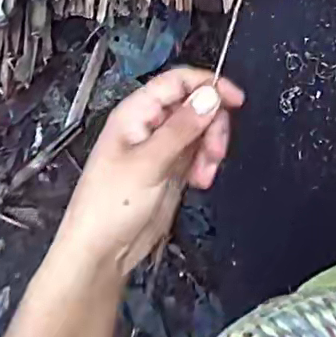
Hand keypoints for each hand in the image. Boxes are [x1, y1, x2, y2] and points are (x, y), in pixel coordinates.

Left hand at [51, 67, 243, 276]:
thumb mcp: (148, 163)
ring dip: (211, 148)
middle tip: (215, 150)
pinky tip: (200, 180)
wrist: (101, 254)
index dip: (208, 85)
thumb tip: (209, 96)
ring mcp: (162, 147)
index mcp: (136, 112)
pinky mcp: (171, 169)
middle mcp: (150, 125)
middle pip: (195, 105)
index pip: (178, 82)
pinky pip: (199, 153)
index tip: (234, 98)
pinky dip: (206, 164)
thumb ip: (181, 128)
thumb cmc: (107, 207)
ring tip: (205, 172)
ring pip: (201, 130)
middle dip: (212, 125)